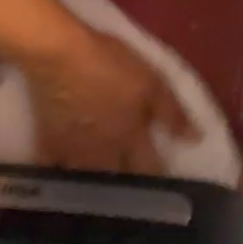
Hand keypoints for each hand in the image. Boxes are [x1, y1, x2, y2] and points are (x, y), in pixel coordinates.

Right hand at [20, 28, 195, 175]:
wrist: (59, 54)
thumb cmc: (109, 64)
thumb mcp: (151, 82)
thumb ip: (172, 113)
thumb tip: (195, 140)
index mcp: (131, 138)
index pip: (149, 167)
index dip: (159, 175)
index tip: (166, 182)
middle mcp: (104, 152)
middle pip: (118, 180)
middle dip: (128, 187)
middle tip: (133, 189)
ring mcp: (73, 151)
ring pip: (87, 179)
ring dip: (96, 187)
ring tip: (101, 189)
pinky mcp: (47, 142)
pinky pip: (53, 167)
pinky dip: (59, 175)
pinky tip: (61, 178)